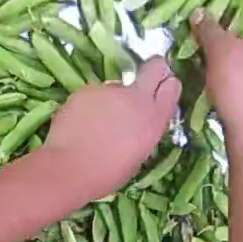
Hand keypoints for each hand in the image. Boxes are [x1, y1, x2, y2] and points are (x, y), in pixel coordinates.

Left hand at [36, 56, 181, 202]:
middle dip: (152, 70)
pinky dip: (87, 107)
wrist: (70, 169)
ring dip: (109, 100)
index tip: (158, 91)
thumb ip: (141, 132)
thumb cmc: (107, 174)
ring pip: (115, 86)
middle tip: (142, 83)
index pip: (172, 87)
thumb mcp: (137, 155)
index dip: (165, 86)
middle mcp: (137, 98)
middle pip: (154, 68)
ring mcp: (110, 90)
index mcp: (154, 118)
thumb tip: (134, 124)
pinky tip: (77, 125)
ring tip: (93, 125)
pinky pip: (92, 95)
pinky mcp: (86, 90)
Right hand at [193, 9, 242, 141]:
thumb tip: (199, 11)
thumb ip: (209, 28)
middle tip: (215, 56)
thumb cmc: (238, 84)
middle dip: (235, 42)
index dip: (231, 21)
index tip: (216, 38)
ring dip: (241, 59)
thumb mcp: (218, 51)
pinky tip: (235, 86)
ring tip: (222, 73)